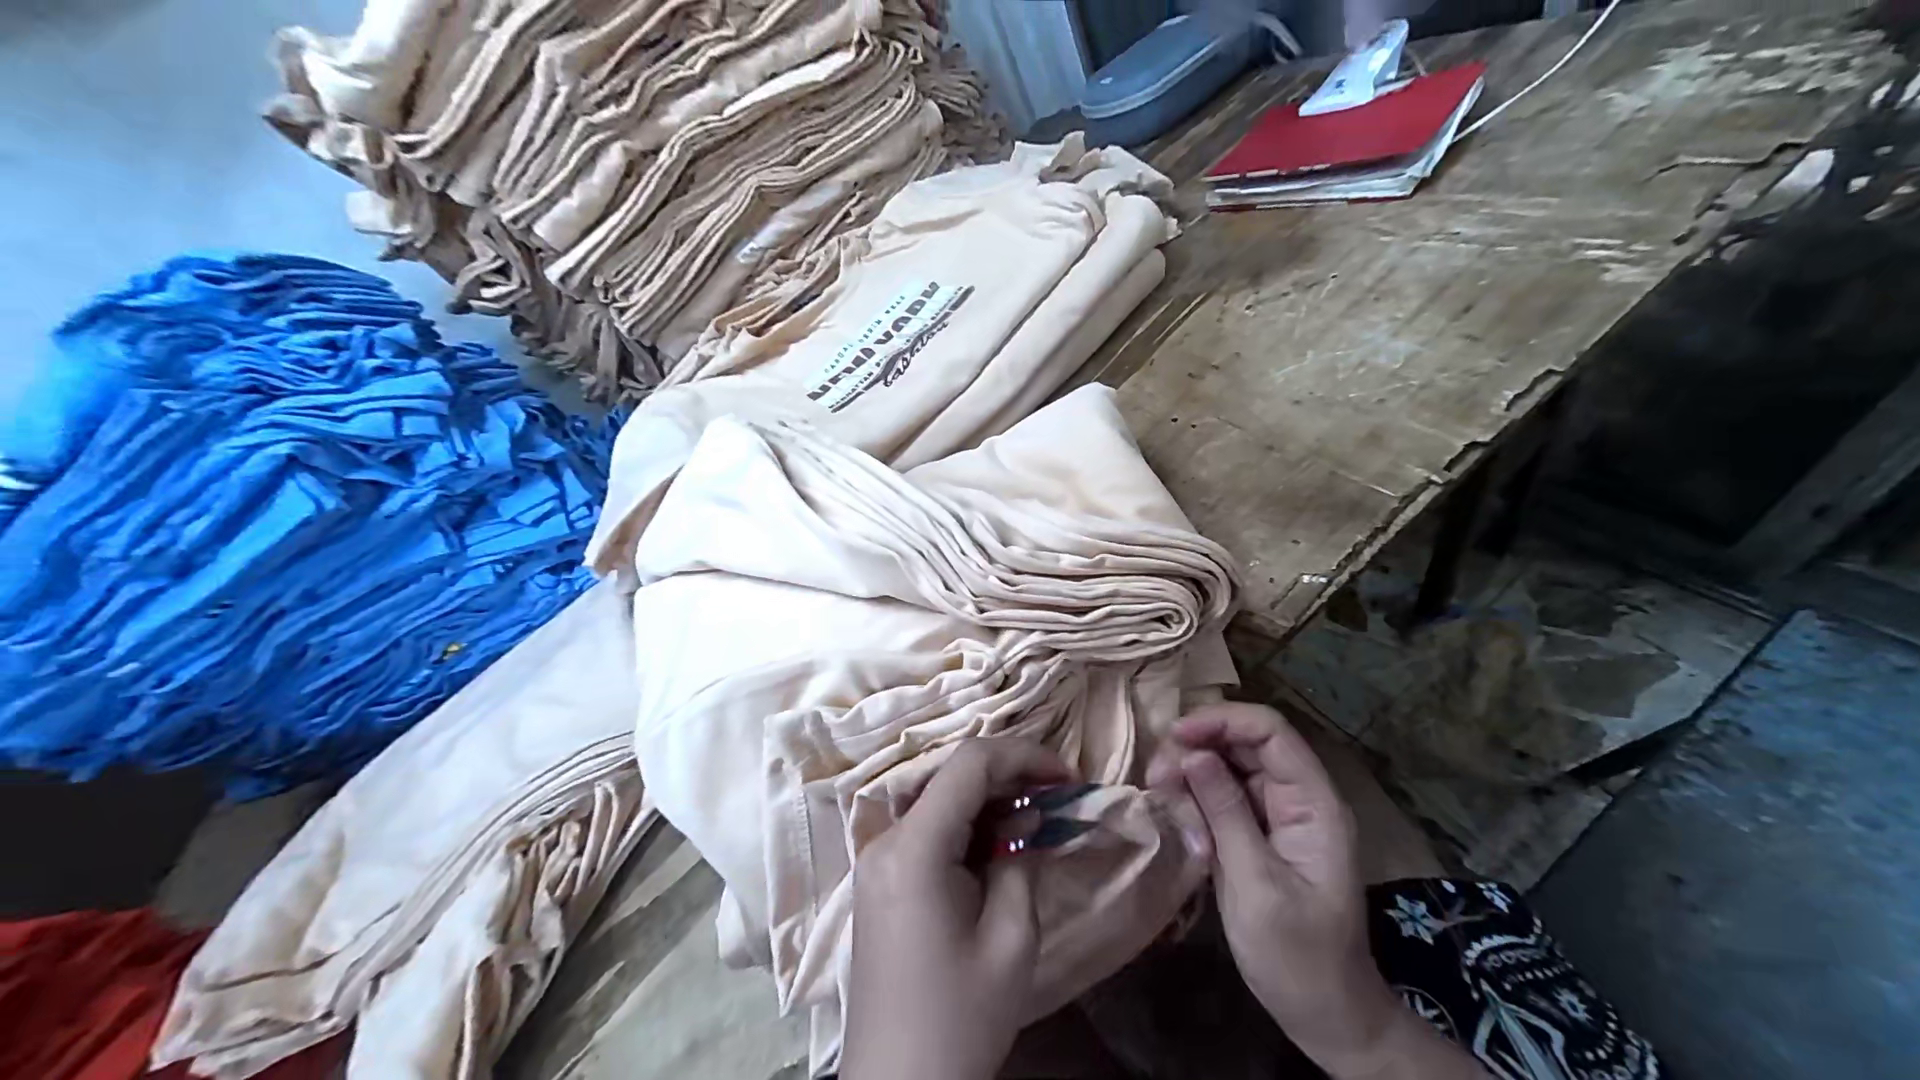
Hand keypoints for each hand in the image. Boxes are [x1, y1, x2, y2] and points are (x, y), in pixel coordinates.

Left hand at [842, 738, 1072, 1079]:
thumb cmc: (960, 1018)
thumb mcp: (1011, 939)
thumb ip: (1020, 860)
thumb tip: (1026, 818)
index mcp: (913, 848)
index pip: (968, 764)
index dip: (1022, 755)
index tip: (1066, 775)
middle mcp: (885, 839)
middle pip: (949, 776)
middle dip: (1007, 774)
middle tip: (1057, 795)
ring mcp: (876, 858)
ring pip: (937, 798)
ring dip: (987, 798)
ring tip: (1034, 815)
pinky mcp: (880, 878)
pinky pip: (925, 828)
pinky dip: (965, 823)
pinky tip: (996, 841)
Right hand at [1148, 704, 1485, 1079]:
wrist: (1323, 1013)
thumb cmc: (1297, 955)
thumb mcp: (1256, 884)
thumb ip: (1226, 812)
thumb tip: (1193, 753)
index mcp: (1313, 804)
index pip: (1270, 731)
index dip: (1222, 721)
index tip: (1175, 735)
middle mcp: (1296, 798)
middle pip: (1242, 743)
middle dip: (1196, 748)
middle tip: (1157, 775)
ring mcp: (1274, 814)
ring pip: (1225, 766)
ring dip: (1189, 775)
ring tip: (1164, 800)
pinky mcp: (1254, 831)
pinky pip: (1219, 796)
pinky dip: (1193, 799)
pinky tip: (1178, 818)